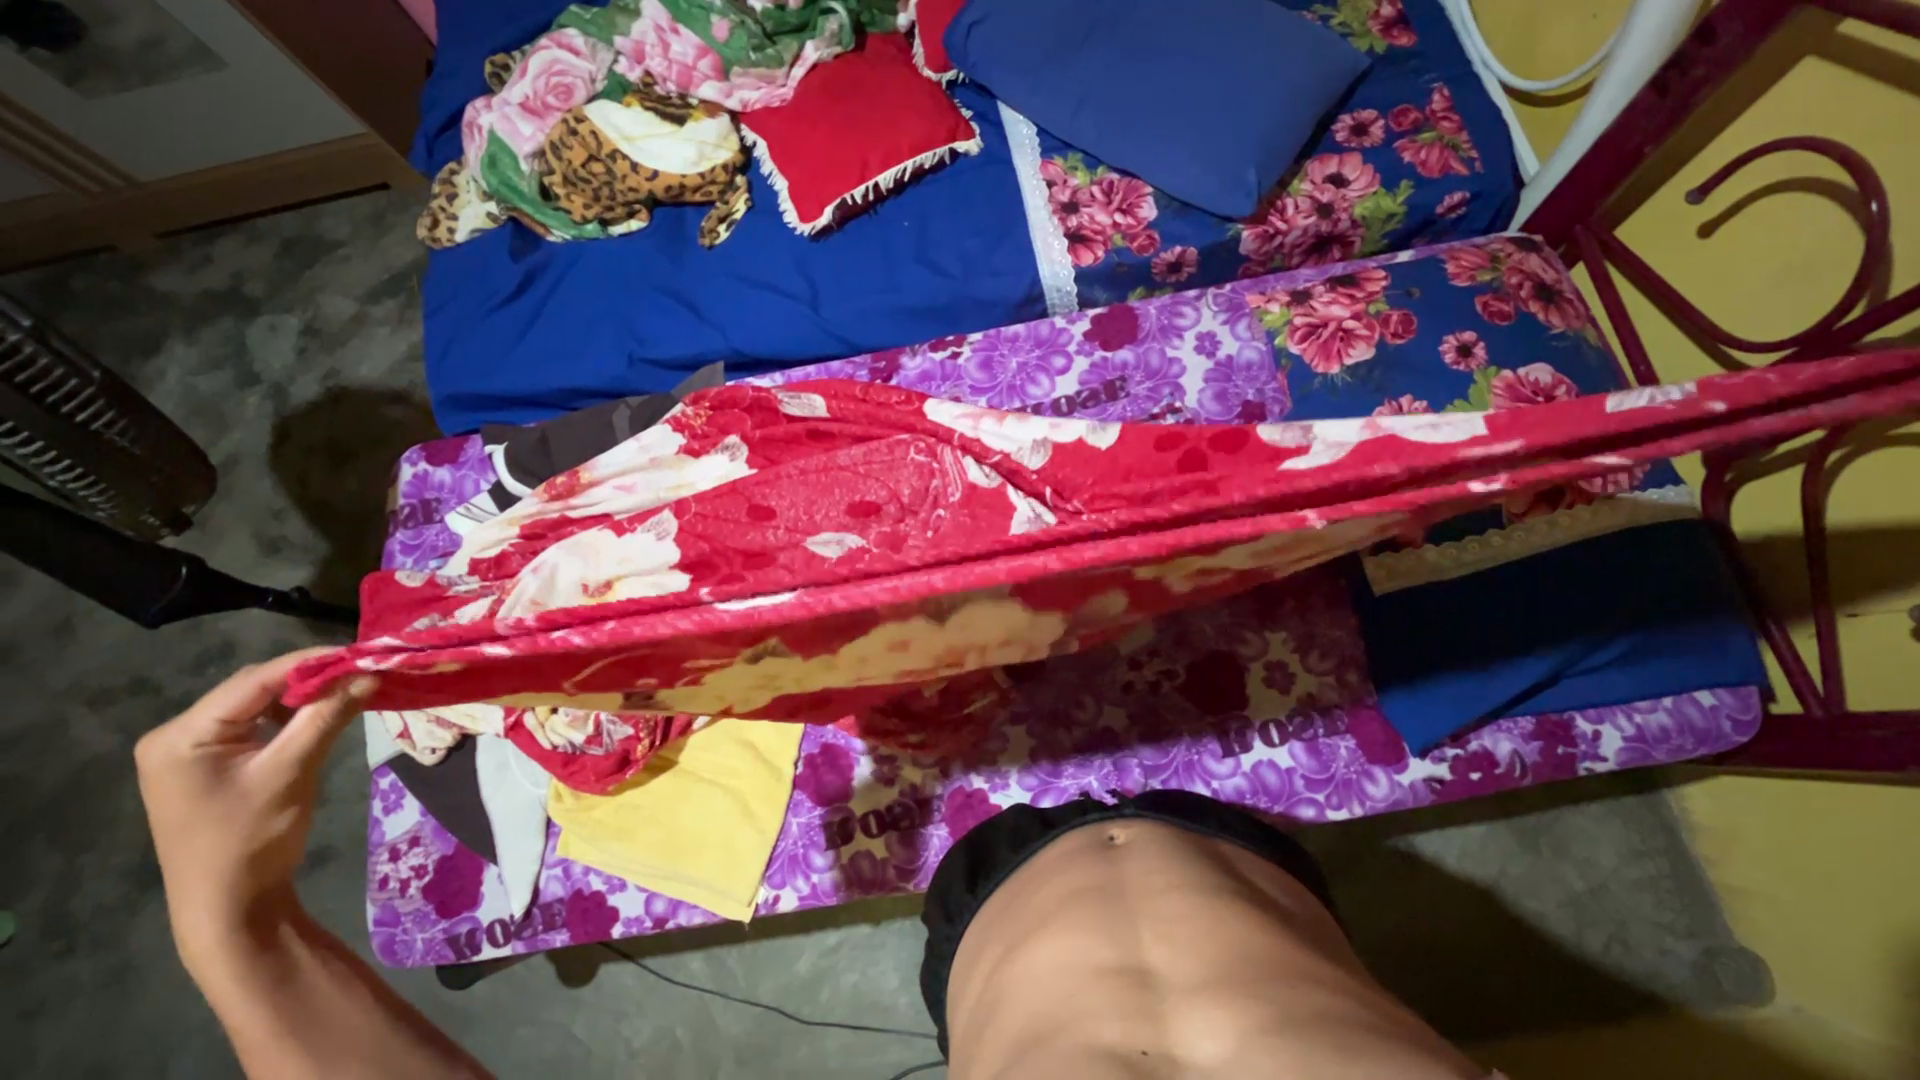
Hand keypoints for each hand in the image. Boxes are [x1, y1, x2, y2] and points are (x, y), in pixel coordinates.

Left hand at [135, 649, 375, 965]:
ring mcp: (188, 752)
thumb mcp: (293, 771)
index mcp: (181, 735)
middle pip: (252, 690)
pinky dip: (288, 719)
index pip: (253, 680)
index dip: (310, 662)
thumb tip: (370, 673)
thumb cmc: (253, 838)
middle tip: (361, 670)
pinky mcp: (206, 766)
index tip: (362, 652)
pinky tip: (319, 717)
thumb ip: (328, 716)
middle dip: (308, 679)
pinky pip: (252, 728)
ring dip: (301, 698)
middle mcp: (175, 735)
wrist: (228, 905)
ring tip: (349, 689)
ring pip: (255, 707)